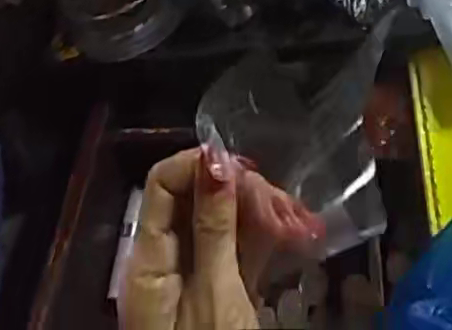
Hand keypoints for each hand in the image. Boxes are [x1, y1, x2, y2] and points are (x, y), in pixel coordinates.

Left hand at [119, 145, 324, 329]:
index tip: (245, 168)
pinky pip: (239, 251)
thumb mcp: (216, 296)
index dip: (200, 165)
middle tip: (284, 207)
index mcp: (149, 263)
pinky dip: (267, 241)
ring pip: (225, 222)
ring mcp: (196, 281)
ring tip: (302, 224)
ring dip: (264, 214)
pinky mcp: (221, 298)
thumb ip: (214, 224)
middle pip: (198, 199)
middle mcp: (167, 264)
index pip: (164, 184)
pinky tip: (298, 236)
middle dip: (242, 192)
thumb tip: (213, 155)